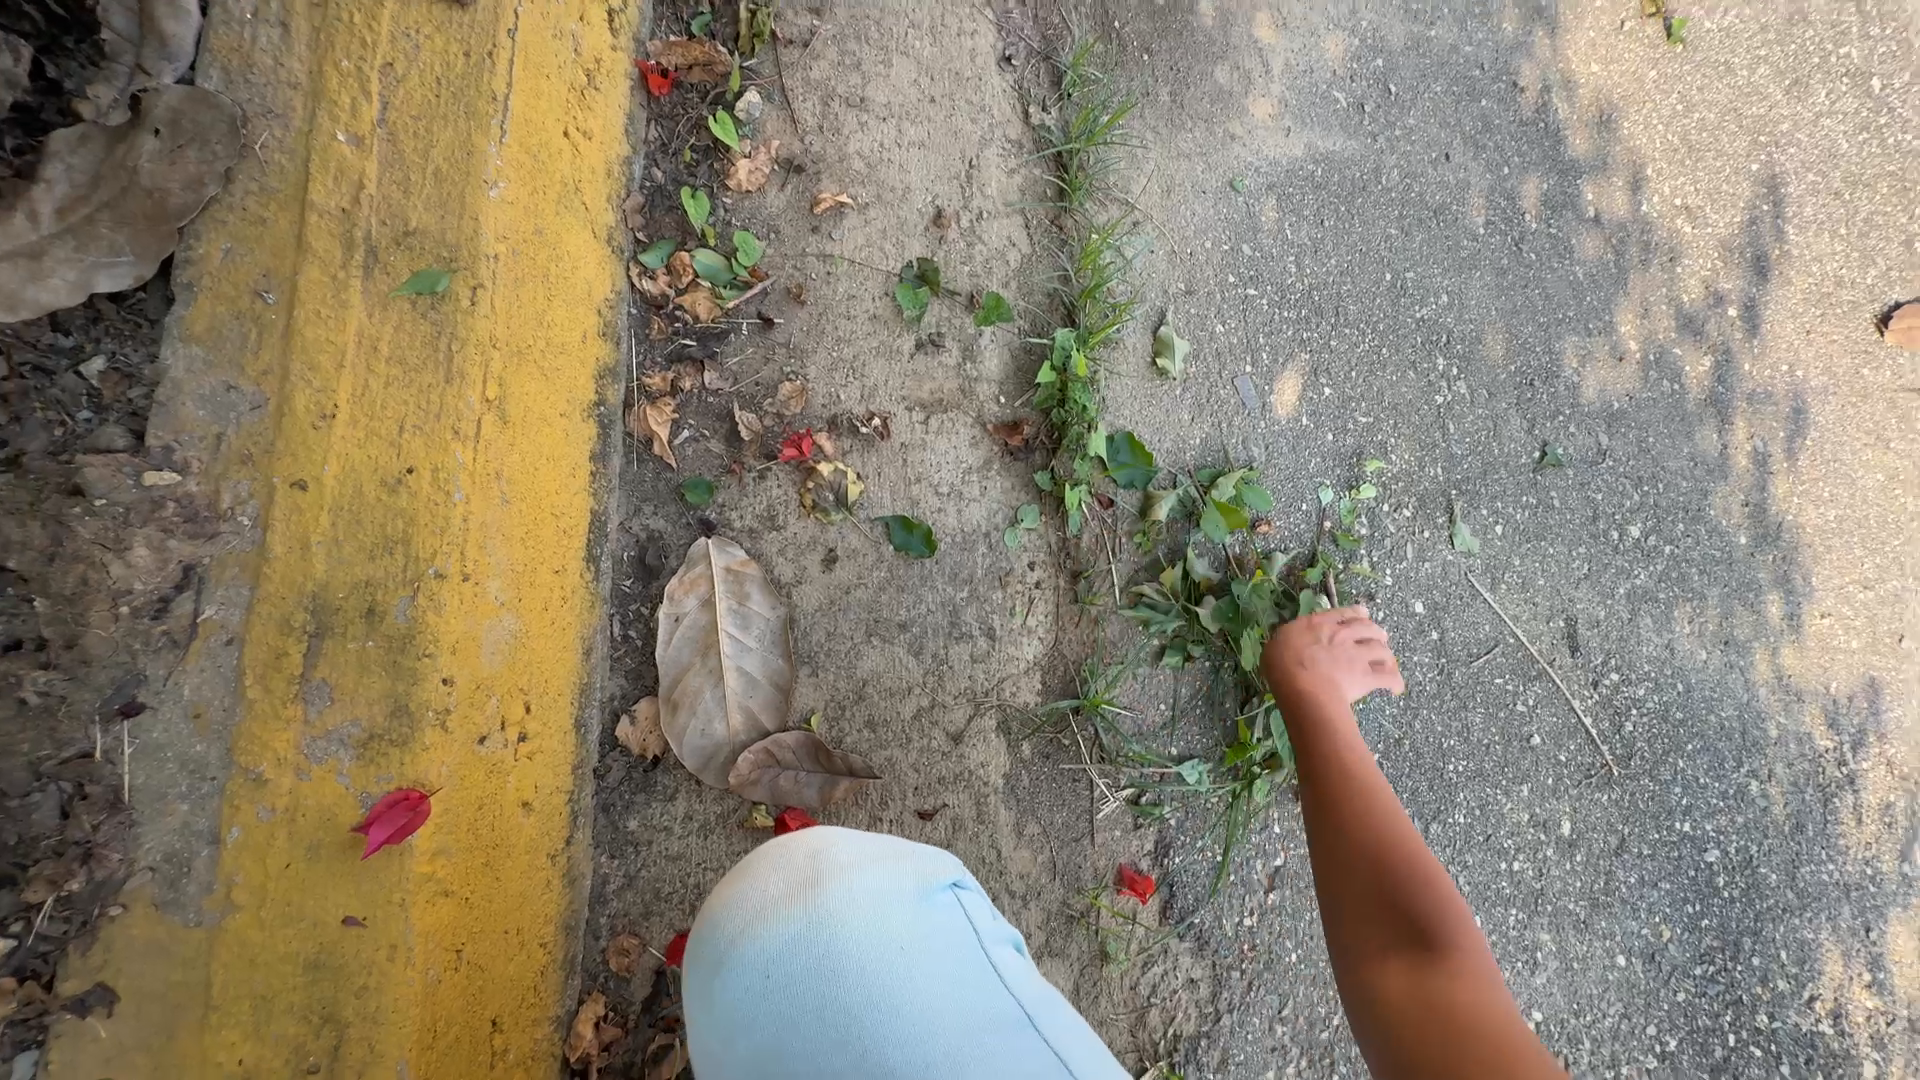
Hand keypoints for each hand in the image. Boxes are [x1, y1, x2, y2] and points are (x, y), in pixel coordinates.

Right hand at [1262, 606, 1404, 707]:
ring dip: (1388, 655)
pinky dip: (1395, 682)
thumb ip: (1290, 638)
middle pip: (1368, 628)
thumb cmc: (1282, 665)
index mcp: (1319, 624)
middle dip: (1376, 631)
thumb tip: (1291, 640)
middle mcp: (1342, 635)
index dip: (1355, 613)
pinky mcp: (1367, 677)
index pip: (1343, 613)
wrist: (1302, 685)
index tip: (1363, 614)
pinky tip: (1395, 688)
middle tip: (1380, 636)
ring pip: (1382, 650)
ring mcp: (1357, 655)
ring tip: (1389, 660)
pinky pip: (1388, 678)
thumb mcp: (1277, 643)